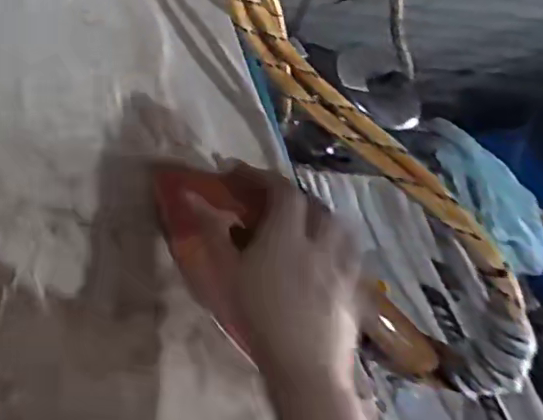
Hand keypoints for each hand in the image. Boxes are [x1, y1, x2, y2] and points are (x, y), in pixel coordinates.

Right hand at [204, 173, 363, 389]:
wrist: (305, 369)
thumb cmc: (259, 314)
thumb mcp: (226, 268)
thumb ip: (209, 227)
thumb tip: (188, 194)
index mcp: (287, 237)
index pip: (282, 191)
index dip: (259, 176)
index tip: (235, 173)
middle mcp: (320, 247)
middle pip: (314, 205)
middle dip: (289, 193)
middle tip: (266, 196)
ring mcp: (343, 271)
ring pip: (340, 228)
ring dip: (318, 215)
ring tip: (298, 220)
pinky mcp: (354, 293)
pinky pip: (350, 256)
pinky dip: (335, 244)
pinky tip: (321, 255)